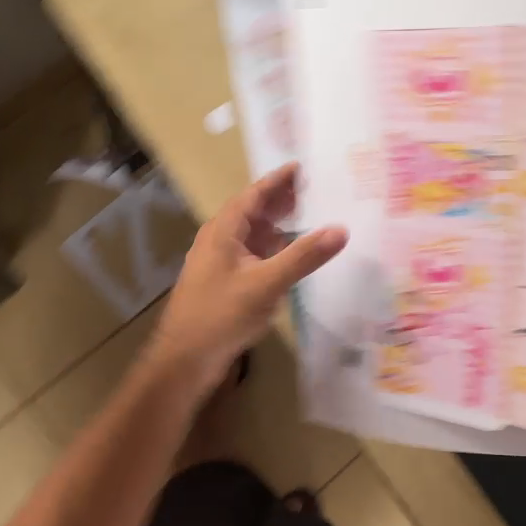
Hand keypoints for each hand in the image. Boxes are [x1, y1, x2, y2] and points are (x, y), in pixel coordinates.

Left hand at [149, 164, 347, 379]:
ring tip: (305, 218)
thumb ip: (303, 256)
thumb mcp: (267, 284)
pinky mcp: (222, 284)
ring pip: (250, 235)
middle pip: (251, 212)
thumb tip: (340, 229)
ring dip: (275, 226)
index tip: (300, 167)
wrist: (185, 359)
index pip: (253, 195)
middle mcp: (217, 241)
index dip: (277, 180)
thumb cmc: (222, 315)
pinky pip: (250, 256)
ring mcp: (218, 263)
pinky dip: (270, 250)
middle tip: (312, 190)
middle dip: (279, 200)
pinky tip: (287, 258)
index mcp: (223, 231)